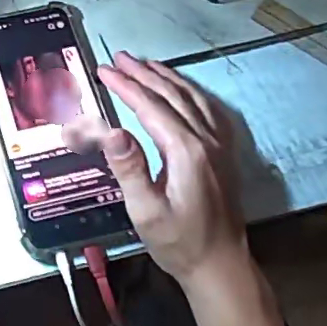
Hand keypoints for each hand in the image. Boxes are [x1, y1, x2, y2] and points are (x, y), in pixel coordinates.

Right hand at [63, 52, 249, 295]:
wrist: (220, 266)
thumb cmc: (178, 243)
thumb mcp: (146, 211)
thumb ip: (129, 168)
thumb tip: (111, 130)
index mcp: (186, 151)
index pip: (151, 106)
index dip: (125, 86)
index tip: (102, 71)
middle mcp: (206, 141)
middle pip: (172, 95)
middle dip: (143, 73)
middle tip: (118, 58)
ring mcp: (219, 146)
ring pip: (193, 98)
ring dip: (167, 77)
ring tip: (145, 64)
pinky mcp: (223, 155)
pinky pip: (208, 110)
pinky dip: (191, 92)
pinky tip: (183, 90)